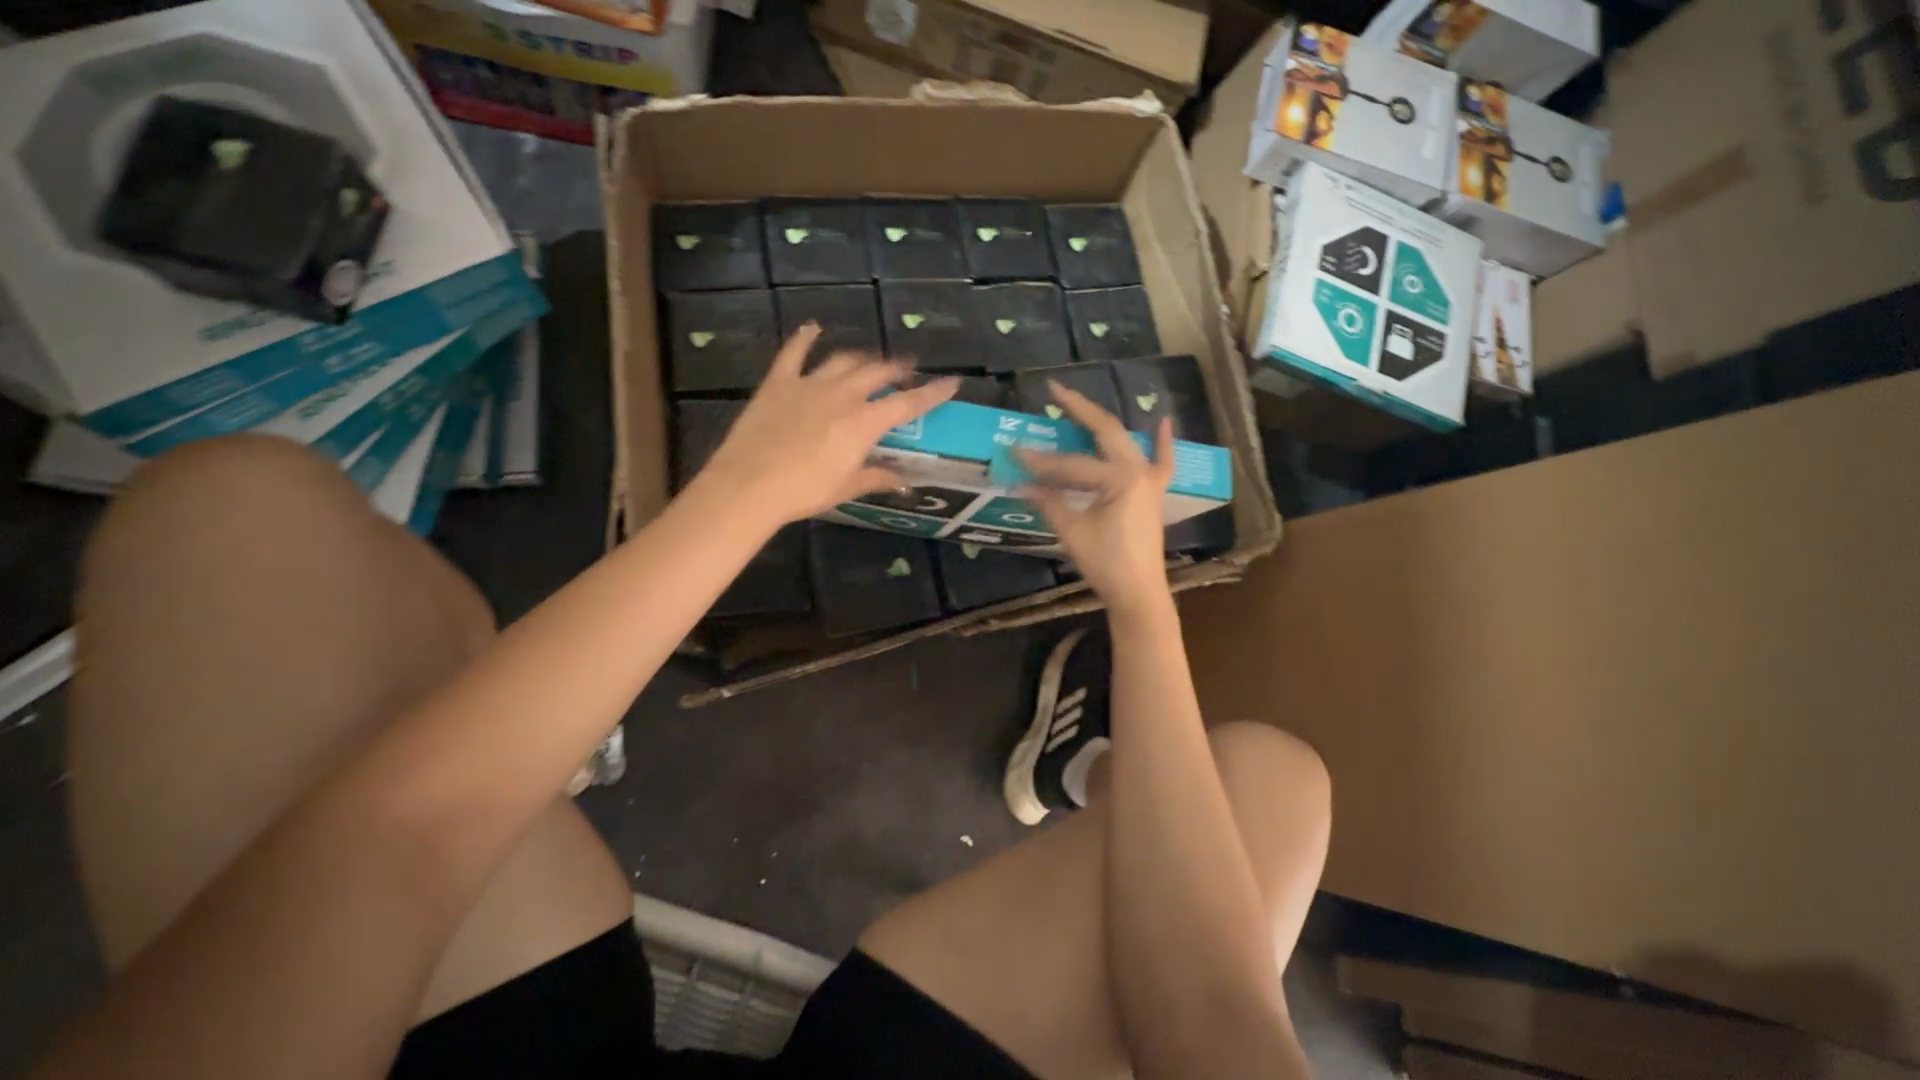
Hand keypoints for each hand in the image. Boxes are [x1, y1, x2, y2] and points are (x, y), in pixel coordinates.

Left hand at [696, 324, 957, 528]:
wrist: (749, 485)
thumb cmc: (803, 492)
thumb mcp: (845, 487)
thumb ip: (876, 477)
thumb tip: (904, 481)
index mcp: (864, 422)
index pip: (908, 403)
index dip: (933, 392)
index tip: (952, 382)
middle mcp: (843, 394)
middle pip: (878, 372)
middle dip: (897, 369)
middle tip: (907, 371)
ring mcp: (810, 384)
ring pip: (844, 360)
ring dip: (862, 358)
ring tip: (870, 361)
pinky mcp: (778, 382)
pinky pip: (794, 352)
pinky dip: (804, 338)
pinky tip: (812, 328)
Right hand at [1018, 381, 1173, 617]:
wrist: (1138, 593)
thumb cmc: (1106, 563)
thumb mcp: (1072, 531)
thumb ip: (1049, 501)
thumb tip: (1019, 482)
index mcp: (1120, 478)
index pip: (1072, 464)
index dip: (1041, 461)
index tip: (1014, 451)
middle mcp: (1139, 470)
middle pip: (1106, 431)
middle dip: (1079, 410)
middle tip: (1053, 392)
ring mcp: (1150, 481)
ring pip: (1126, 441)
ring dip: (1104, 423)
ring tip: (1080, 406)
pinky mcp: (1154, 494)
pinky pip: (1162, 462)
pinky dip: (1162, 442)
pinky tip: (1162, 420)